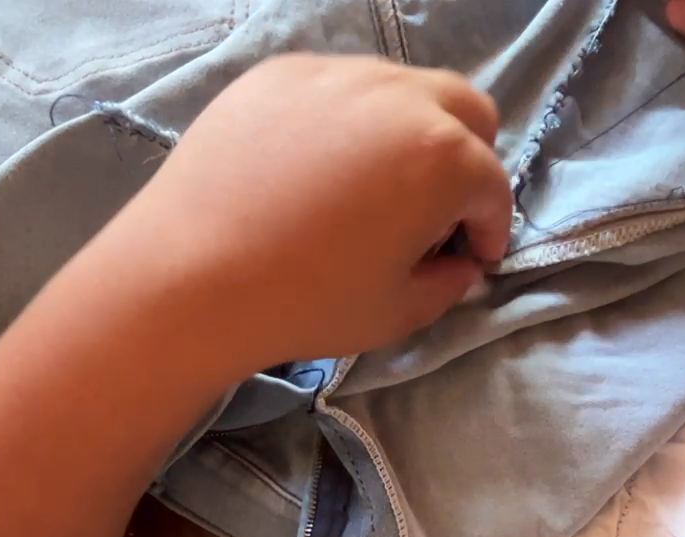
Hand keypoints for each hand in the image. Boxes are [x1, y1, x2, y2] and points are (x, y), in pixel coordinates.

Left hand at [85, 54, 511, 374]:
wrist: (191, 279)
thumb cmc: (305, 305)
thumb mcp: (396, 314)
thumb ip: (448, 284)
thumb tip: (461, 263)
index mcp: (441, 158)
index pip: (493, 187)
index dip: (492, 230)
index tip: (474, 259)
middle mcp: (399, 97)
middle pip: (467, 113)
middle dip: (470, 165)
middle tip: (438, 216)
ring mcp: (335, 74)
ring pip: (404, 90)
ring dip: (413, 138)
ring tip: (375, 193)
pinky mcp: (280, 74)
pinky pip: (340, 90)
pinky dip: (351, 126)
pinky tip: (317, 174)